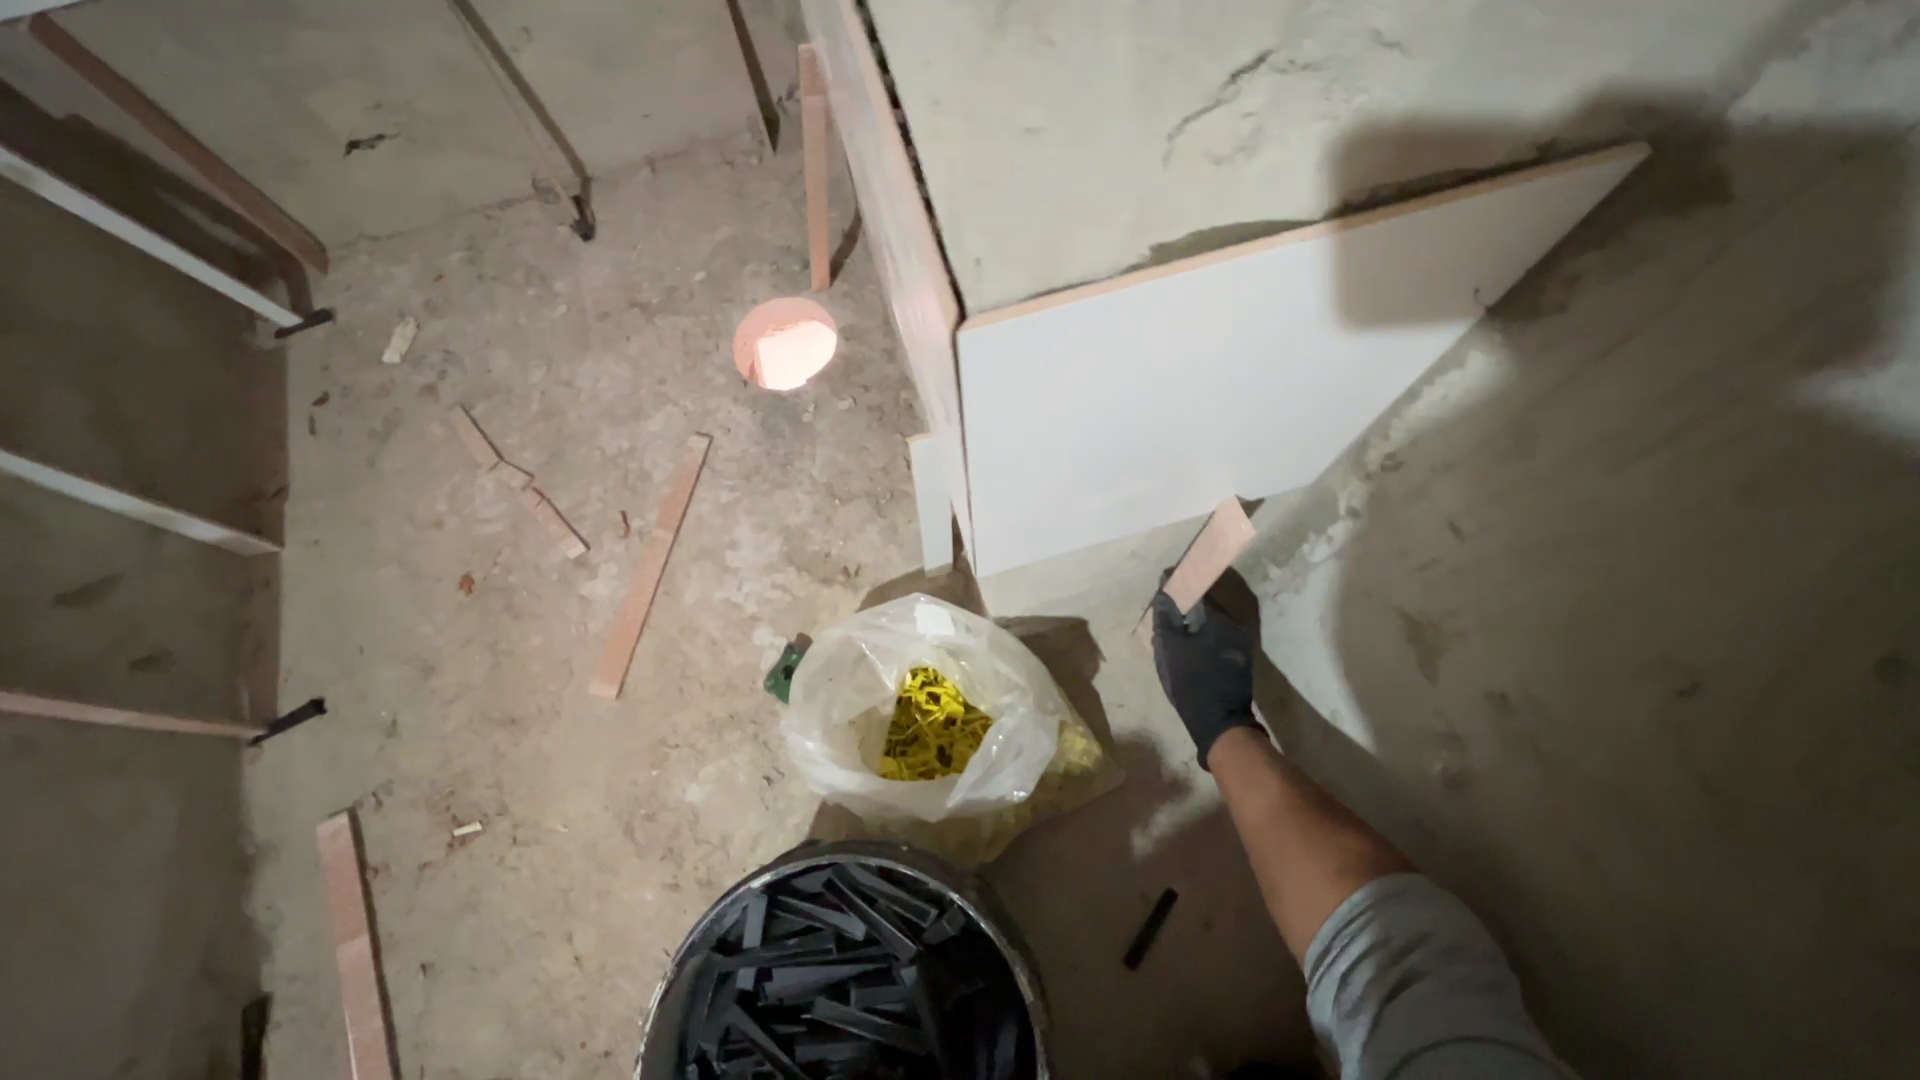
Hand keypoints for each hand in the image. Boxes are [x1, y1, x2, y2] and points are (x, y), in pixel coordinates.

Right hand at [1150, 574, 1263, 768]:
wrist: (1219, 721)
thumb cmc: (1191, 682)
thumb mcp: (1169, 649)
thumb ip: (1166, 619)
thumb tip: (1164, 593)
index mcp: (1219, 619)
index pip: (1198, 591)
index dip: (1180, 586)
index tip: (1165, 582)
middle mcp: (1235, 626)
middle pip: (1208, 606)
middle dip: (1188, 603)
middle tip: (1168, 605)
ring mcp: (1241, 643)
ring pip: (1214, 622)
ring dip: (1197, 620)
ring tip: (1177, 625)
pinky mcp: (1241, 658)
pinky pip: (1219, 637)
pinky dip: (1205, 635)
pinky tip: (1191, 643)